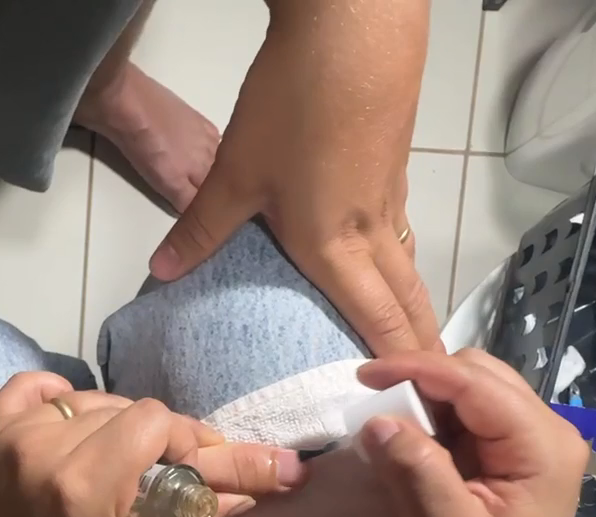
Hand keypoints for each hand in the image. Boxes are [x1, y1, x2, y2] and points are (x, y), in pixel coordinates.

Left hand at [0, 374, 254, 516]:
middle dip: (147, 438)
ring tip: (112, 459)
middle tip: (149, 473)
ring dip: (108, 423)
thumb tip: (240, 493)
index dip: (179, 441)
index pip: (153, 420)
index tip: (180, 471)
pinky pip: (31, 388)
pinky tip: (71, 425)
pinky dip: (57, 398)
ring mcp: (8, 438)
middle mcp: (42, 449)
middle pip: (122, 408)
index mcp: (83, 485)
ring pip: (84, 399)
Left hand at [147, 0, 436, 356]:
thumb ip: (200, 230)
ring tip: (414, 335)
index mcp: (336, 247)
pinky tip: (388, 260)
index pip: (376, 319)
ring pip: (410, 265)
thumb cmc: (297, 102)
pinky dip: (402, 262)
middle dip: (422, 345)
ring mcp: (390, 196)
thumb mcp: (235, 173)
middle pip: (408, 300)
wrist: (357, 19)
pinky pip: (402, 230)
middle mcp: (373, 231)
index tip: (415, 400)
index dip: (397, 362)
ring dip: (415, 305)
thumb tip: (160, 273)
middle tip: (435, 380)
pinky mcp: (394, 165)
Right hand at [354, 350, 589, 516]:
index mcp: (543, 448)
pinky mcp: (513, 447)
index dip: (418, 370)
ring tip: (392, 426)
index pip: (477, 384)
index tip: (363, 374)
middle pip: (479, 374)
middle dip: (422, 381)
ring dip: (426, 398)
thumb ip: (418, 474)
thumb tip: (378, 421)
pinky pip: (469, 410)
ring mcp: (533, 437)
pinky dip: (434, 415)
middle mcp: (549, 430)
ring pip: (472, 386)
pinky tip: (414, 438)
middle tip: (375, 408)